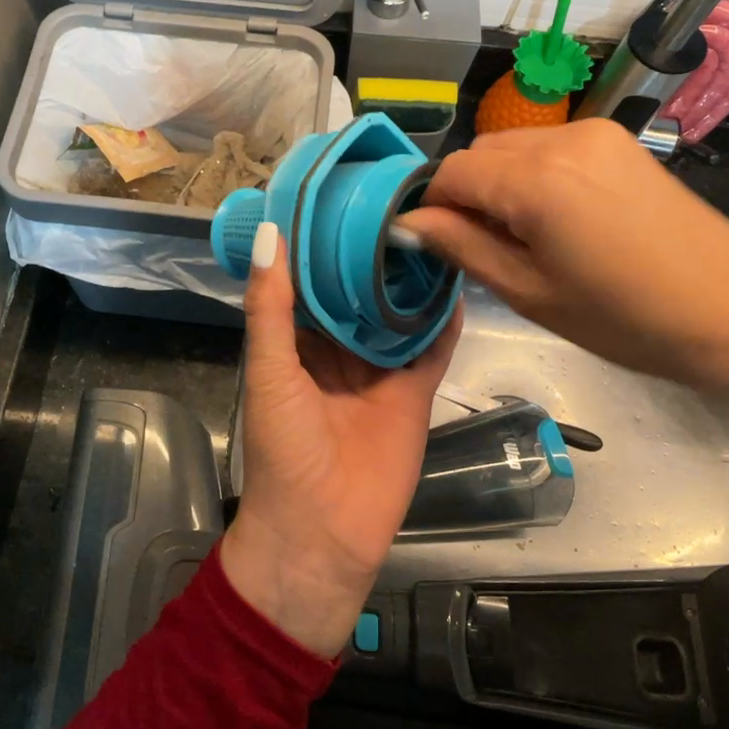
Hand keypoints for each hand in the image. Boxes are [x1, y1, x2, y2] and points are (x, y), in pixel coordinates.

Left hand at [220, 221, 461, 657]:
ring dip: (409, 282)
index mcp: (294, 344)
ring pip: (397, 317)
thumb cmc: (284, 448)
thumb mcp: (270, 371)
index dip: (320, 243)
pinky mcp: (413, 394)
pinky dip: (444, 322)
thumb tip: (270, 233)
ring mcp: (378, 372)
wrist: (321, 532)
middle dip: (371, 256)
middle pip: (357, 295)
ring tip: (431, 228)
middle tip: (397, 201)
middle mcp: (336, 352)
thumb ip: (271, 306)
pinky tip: (458, 281)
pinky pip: (431, 350)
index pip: (308, 282)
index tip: (339, 196)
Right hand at [394, 118, 728, 446]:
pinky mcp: (617, 140)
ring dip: (500, 184)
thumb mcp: (528, 292)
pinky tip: (560, 220)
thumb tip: (408, 222)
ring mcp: (594, 133)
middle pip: (479, 152)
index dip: (434, 209)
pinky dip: (534, 176)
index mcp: (535, 180)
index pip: (450, 172)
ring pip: (512, 147)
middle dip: (467, 195)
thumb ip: (461, 246)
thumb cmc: (623, 318)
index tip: (443, 248)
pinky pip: (548, 147)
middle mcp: (561, 139)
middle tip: (490, 249)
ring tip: (529, 238)